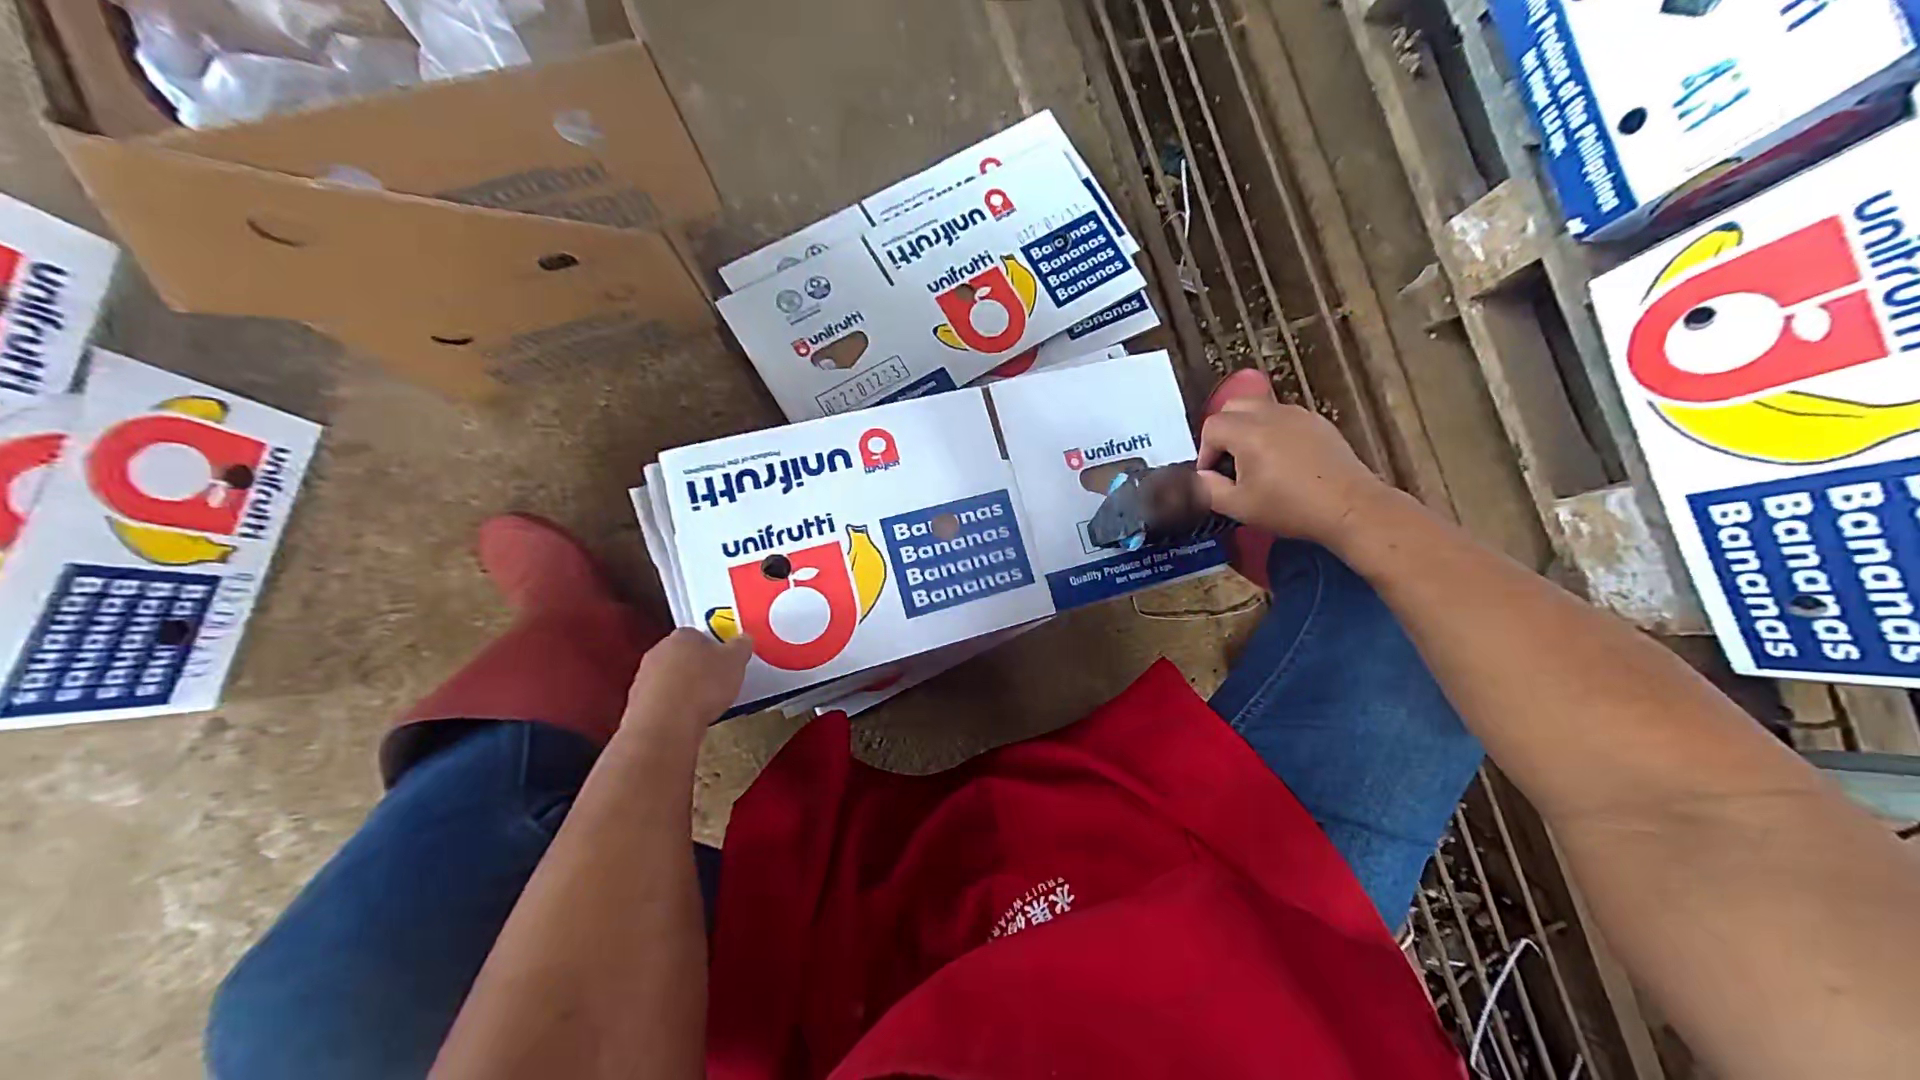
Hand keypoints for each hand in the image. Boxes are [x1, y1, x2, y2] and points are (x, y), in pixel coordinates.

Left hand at [622, 629, 752, 732]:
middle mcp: (659, 650)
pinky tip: (685, 719)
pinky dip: (672, 707)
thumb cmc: (704, 686)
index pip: (700, 635)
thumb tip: (744, 639)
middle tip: (716, 683)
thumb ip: (741, 646)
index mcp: (683, 635)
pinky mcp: (636, 702)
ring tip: (702, 705)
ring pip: (670, 678)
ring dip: (683, 688)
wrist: (665, 725)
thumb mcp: (736, 662)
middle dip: (697, 667)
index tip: (726, 663)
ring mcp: (644, 676)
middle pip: (683, 655)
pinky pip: (660, 700)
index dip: (715, 648)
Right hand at [1197, 397, 1393, 546]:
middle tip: (1229, 461)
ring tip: (1255, 461)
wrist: (1349, 507)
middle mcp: (1272, 415)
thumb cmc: (1292, 507)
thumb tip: (1200, 479)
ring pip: (1260, 408)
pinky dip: (1274, 431)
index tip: (1214, 476)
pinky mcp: (1318, 423)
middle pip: (1233, 407)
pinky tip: (1283, 461)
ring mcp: (1298, 415)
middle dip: (1223, 431)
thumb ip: (1209, 490)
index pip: (1211, 427)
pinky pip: (1285, 417)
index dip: (1205, 452)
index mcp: (1248, 433)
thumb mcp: (1239, 507)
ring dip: (1248, 429)